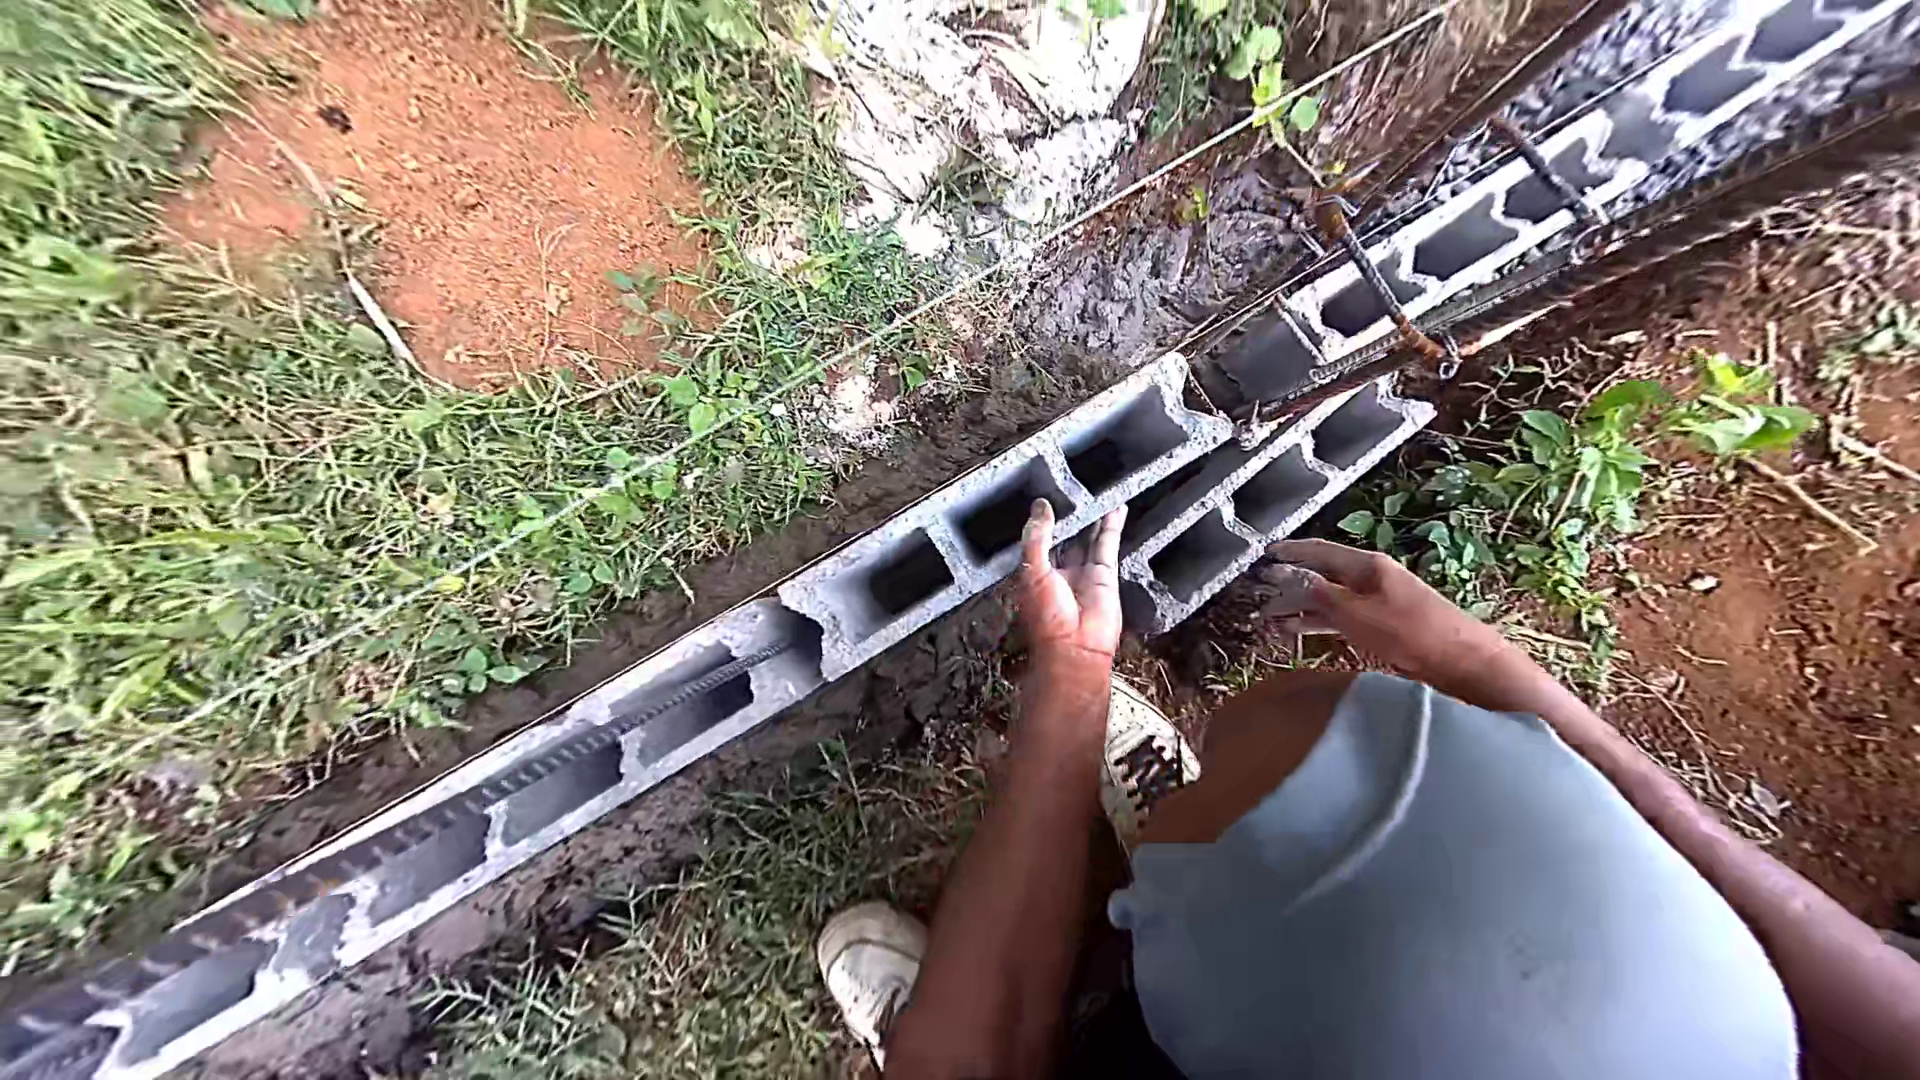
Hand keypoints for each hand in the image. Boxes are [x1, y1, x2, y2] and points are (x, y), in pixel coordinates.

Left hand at [1018, 499, 1125, 669]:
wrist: (1076, 647)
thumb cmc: (1048, 618)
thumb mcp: (1033, 571)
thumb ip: (1037, 538)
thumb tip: (1040, 507)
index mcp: (1037, 571)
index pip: (1039, 539)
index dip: (1043, 520)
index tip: (1045, 496)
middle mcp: (1060, 570)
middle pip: (1066, 535)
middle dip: (1070, 516)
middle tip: (1072, 490)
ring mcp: (1083, 571)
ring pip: (1089, 536)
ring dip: (1093, 516)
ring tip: (1096, 493)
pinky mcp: (1105, 573)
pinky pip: (1108, 543)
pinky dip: (1113, 525)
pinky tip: (1115, 508)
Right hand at [1259, 538, 1521, 694]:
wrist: (1465, 665)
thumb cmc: (1410, 632)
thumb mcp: (1355, 612)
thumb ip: (1316, 592)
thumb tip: (1283, 573)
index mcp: (1366, 566)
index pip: (1318, 549)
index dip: (1289, 550)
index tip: (1262, 554)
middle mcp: (1369, 579)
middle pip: (1319, 574)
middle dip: (1288, 582)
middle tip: (1259, 591)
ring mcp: (1374, 602)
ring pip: (1326, 598)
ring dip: (1298, 606)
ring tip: (1268, 615)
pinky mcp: (1379, 624)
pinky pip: (1338, 617)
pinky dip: (1315, 621)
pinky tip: (1294, 628)